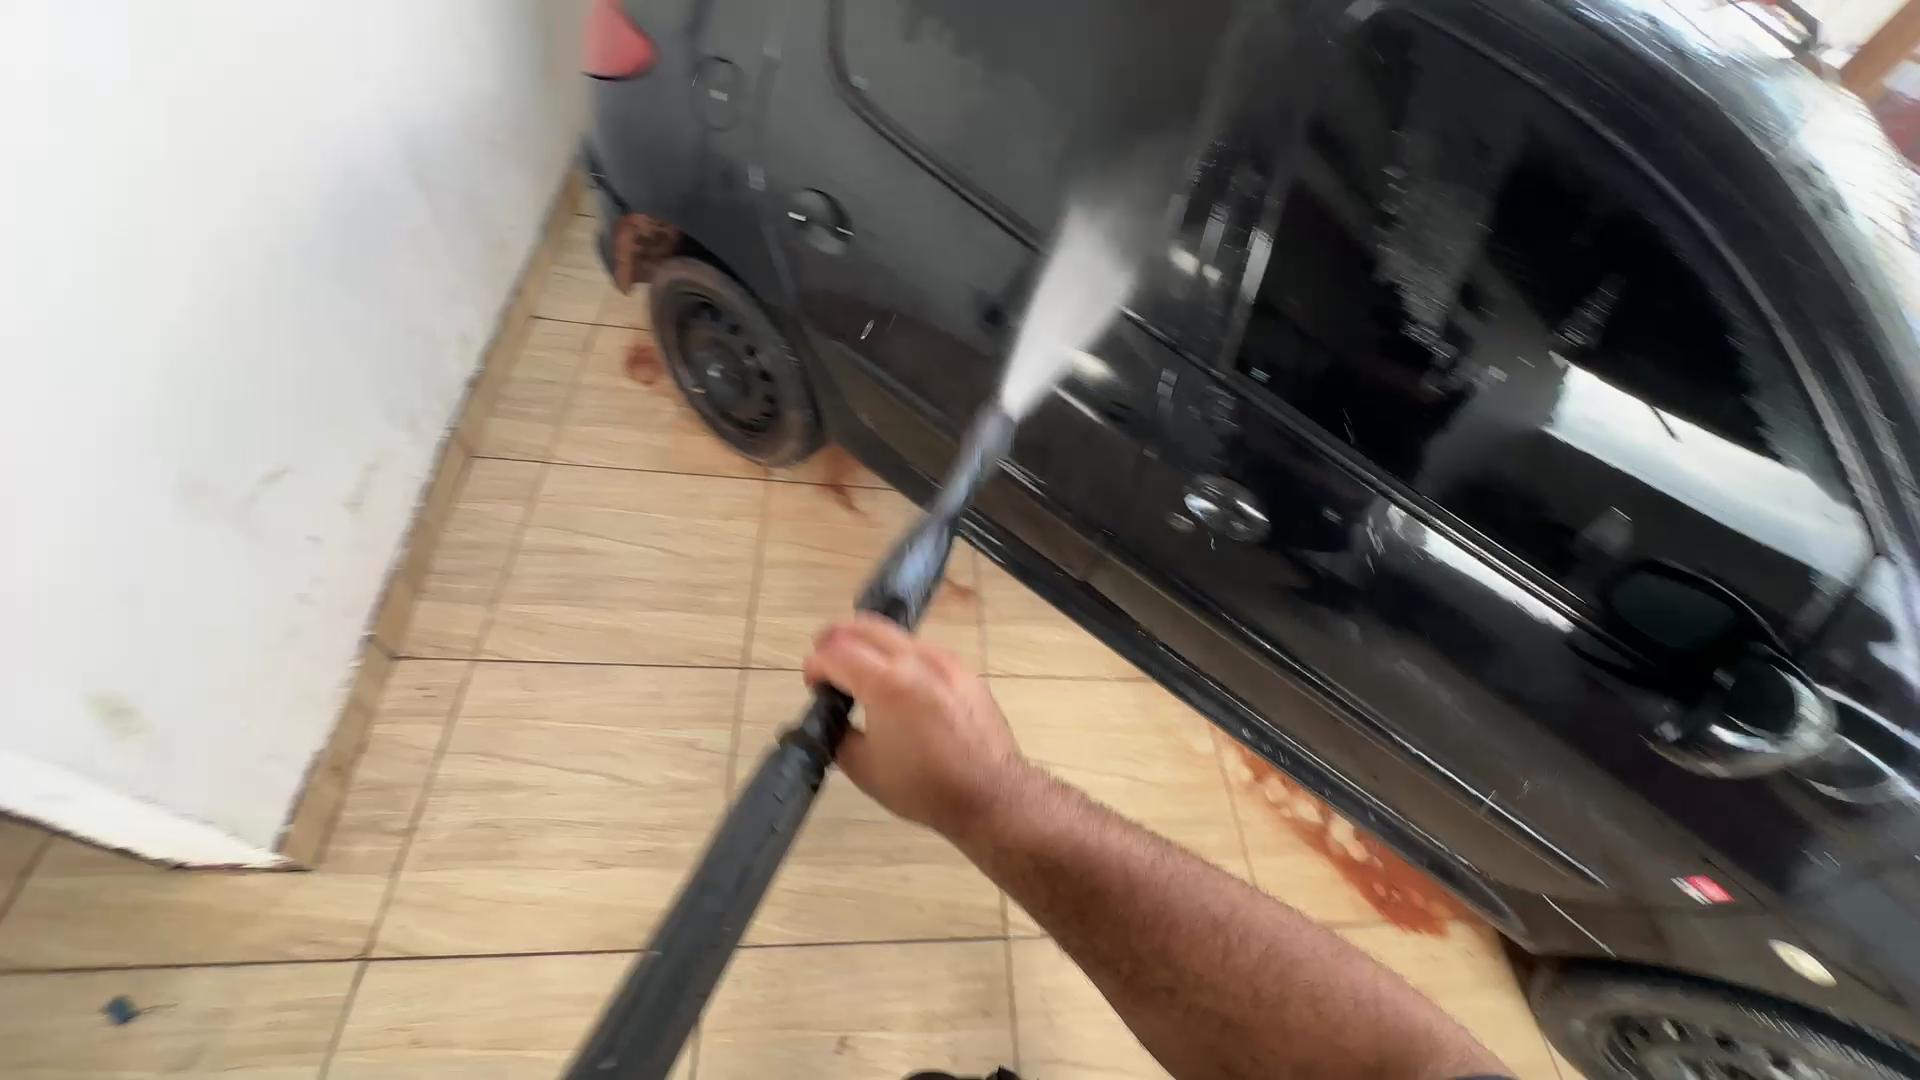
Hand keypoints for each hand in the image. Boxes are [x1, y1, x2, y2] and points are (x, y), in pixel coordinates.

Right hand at [803, 613, 1025, 835]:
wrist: (989, 792)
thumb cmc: (923, 787)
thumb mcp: (863, 768)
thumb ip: (839, 733)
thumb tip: (832, 716)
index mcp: (888, 684)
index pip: (838, 653)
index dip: (816, 663)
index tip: (811, 681)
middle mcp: (917, 660)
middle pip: (866, 627)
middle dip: (837, 637)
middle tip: (823, 653)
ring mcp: (945, 660)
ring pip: (896, 635)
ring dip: (869, 643)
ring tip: (857, 665)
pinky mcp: (963, 669)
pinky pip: (922, 650)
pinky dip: (900, 656)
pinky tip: (897, 679)